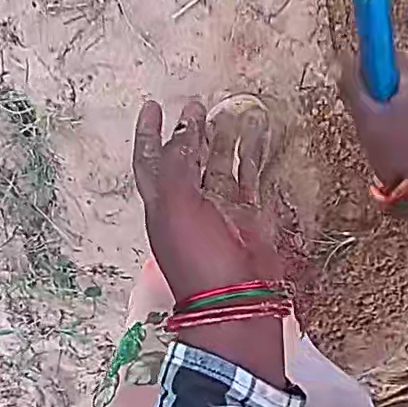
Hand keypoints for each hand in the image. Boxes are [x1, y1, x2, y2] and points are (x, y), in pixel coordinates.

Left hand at [132, 100, 279, 298]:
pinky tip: (258, 137)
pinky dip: (253, 156)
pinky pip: (249, 177)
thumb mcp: (176, 205)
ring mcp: (220, 209)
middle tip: (196, 105)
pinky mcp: (249, 216)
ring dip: (222, 139)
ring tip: (230, 112)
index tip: (152, 106)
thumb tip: (180, 130)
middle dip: (189, 132)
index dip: (149, 133)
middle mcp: (188, 203)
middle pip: (185, 158)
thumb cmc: (199, 257)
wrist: (237, 301)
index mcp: (162, 202)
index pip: (150, 159)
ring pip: (219, 165)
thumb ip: (176, 163)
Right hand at [338, 53, 407, 185]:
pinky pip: (402, 110)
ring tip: (373, 130)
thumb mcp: (366, 116)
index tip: (353, 83)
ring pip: (394, 95)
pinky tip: (384, 138)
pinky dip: (389, 119)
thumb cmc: (395, 148)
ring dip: (378, 107)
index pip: (385, 55)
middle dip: (371, 90)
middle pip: (389, 76)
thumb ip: (351, 85)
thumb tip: (338, 58)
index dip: (365, 66)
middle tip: (362, 113)